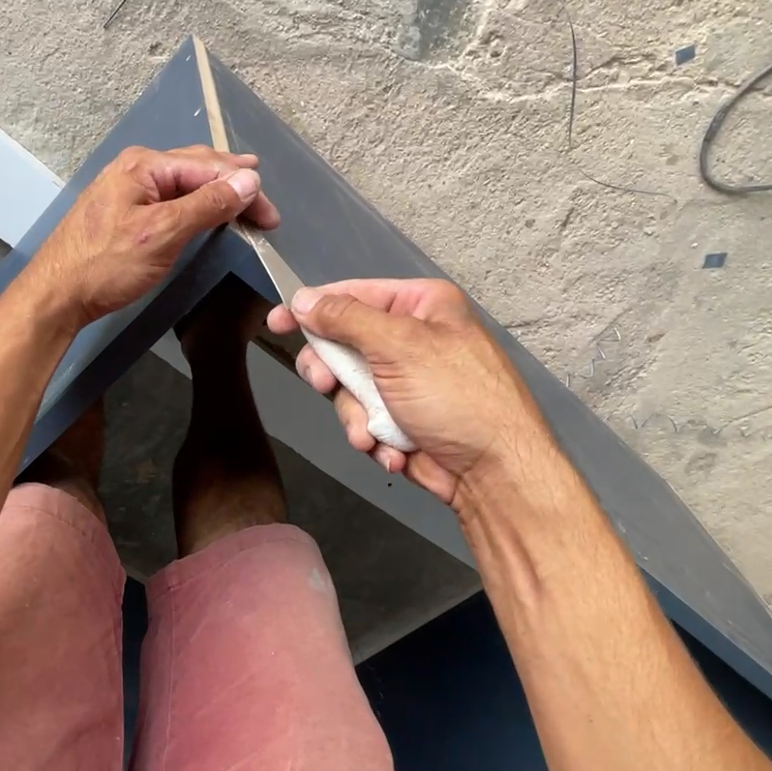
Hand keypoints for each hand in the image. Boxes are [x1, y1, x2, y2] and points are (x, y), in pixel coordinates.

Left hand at [26, 146, 278, 330]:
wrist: (56, 295)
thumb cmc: (106, 265)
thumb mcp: (163, 234)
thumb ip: (207, 205)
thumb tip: (249, 180)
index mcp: (144, 165)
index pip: (209, 168)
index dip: (245, 189)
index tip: (271, 218)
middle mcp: (135, 168)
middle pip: (197, 168)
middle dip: (233, 184)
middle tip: (264, 208)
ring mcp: (127, 189)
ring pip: (183, 183)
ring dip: (215, 193)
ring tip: (244, 199)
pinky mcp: (123, 211)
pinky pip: (169, 198)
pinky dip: (195, 204)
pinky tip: (205, 211)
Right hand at [266, 279, 550, 506]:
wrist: (494, 473)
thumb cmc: (458, 398)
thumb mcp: (399, 347)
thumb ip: (346, 319)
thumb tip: (304, 299)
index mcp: (420, 306)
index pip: (352, 296)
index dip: (312, 309)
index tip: (277, 321)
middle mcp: (412, 339)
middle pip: (342, 345)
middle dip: (333, 374)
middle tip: (324, 385)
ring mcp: (406, 381)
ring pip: (347, 388)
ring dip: (355, 415)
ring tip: (372, 434)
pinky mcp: (401, 418)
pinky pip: (364, 418)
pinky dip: (372, 436)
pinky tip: (392, 449)